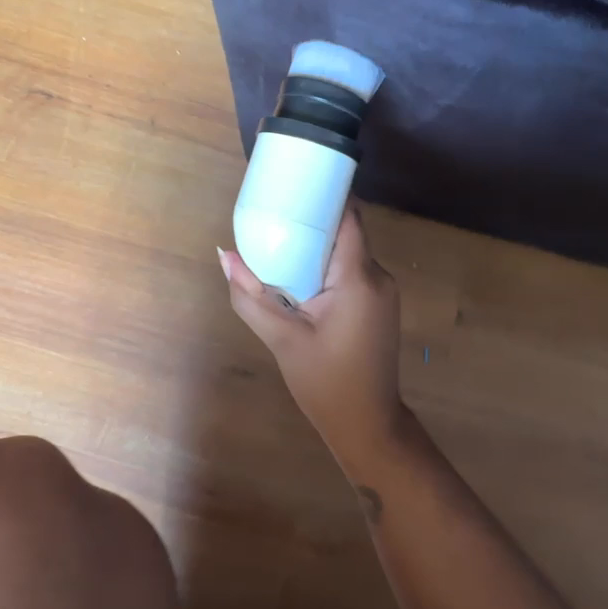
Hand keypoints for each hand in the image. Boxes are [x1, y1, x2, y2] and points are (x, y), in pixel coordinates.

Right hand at [220, 205, 405, 469]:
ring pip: (348, 252)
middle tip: (276, 210)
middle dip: (314, 219)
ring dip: (319, 245)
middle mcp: (378, 276)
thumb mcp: (282, 339)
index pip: (347, 217)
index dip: (324, 195)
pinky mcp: (379, 305)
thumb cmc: (325, 382)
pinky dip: (328, 266)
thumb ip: (251, 296)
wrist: (368, 425)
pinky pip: (353, 271)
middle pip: (346, 232)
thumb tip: (224, 256)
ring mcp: (383, 291)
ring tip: (281, 239)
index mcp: (358, 277)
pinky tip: (301, 273)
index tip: (294, 183)